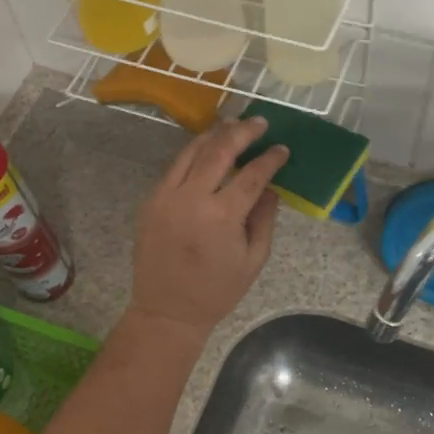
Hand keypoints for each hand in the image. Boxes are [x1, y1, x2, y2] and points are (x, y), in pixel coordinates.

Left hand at [126, 117, 289, 336]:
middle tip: (259, 124)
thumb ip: (264, 219)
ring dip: (215, 135)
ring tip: (233, 125)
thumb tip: (270, 187)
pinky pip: (175, 167)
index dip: (270, 158)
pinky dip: (193, 154)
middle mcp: (191, 199)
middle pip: (219, 150)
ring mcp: (166, 196)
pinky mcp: (151, 200)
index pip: (251, 174)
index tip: (282, 149)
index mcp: (221, 217)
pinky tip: (208, 150)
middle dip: (242, 132)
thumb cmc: (216, 291)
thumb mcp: (253, 260)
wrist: (167, 310)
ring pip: (191, 151)